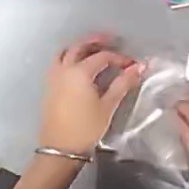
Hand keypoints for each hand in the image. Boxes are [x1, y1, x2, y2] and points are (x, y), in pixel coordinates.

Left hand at [39, 34, 143, 155]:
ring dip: (80, 47)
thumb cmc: (86, 127)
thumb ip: (123, 83)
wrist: (60, 148)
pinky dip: (69, 57)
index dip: (119, 58)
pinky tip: (79, 65)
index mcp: (80, 72)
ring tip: (93, 50)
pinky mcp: (50, 86)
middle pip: (80, 47)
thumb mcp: (108, 105)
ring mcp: (54, 77)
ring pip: (66, 52)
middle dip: (96, 41)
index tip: (132, 64)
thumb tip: (139, 67)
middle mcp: (65, 69)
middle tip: (110, 40)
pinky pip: (58, 62)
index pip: (102, 57)